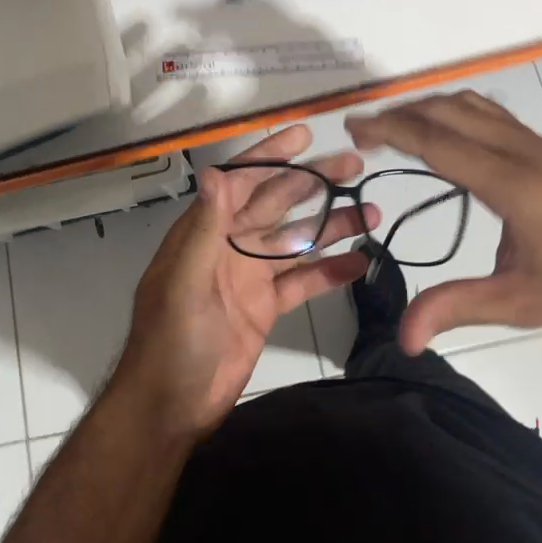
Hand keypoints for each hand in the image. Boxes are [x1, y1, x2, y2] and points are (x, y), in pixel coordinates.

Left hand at [112, 126, 378, 436]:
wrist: (170, 407)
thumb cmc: (170, 341)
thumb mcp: (183, 284)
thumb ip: (204, 230)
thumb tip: (214, 173)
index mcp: (205, 232)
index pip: (240, 182)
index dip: (271, 157)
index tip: (305, 135)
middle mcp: (229, 246)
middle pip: (276, 204)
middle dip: (312, 183)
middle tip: (354, 164)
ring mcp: (249, 276)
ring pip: (295, 241)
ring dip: (329, 225)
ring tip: (371, 212)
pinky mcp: (265, 308)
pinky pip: (302, 282)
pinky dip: (329, 271)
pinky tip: (361, 262)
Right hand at [345, 91, 541, 354]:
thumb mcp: (521, 304)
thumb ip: (457, 308)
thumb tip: (403, 338)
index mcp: (513, 184)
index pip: (438, 141)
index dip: (391, 130)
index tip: (354, 126)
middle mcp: (525, 152)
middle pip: (450, 111)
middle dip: (401, 113)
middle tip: (363, 129)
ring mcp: (541, 146)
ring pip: (475, 106)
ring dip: (430, 108)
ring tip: (396, 127)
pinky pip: (494, 115)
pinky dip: (458, 113)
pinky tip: (449, 135)